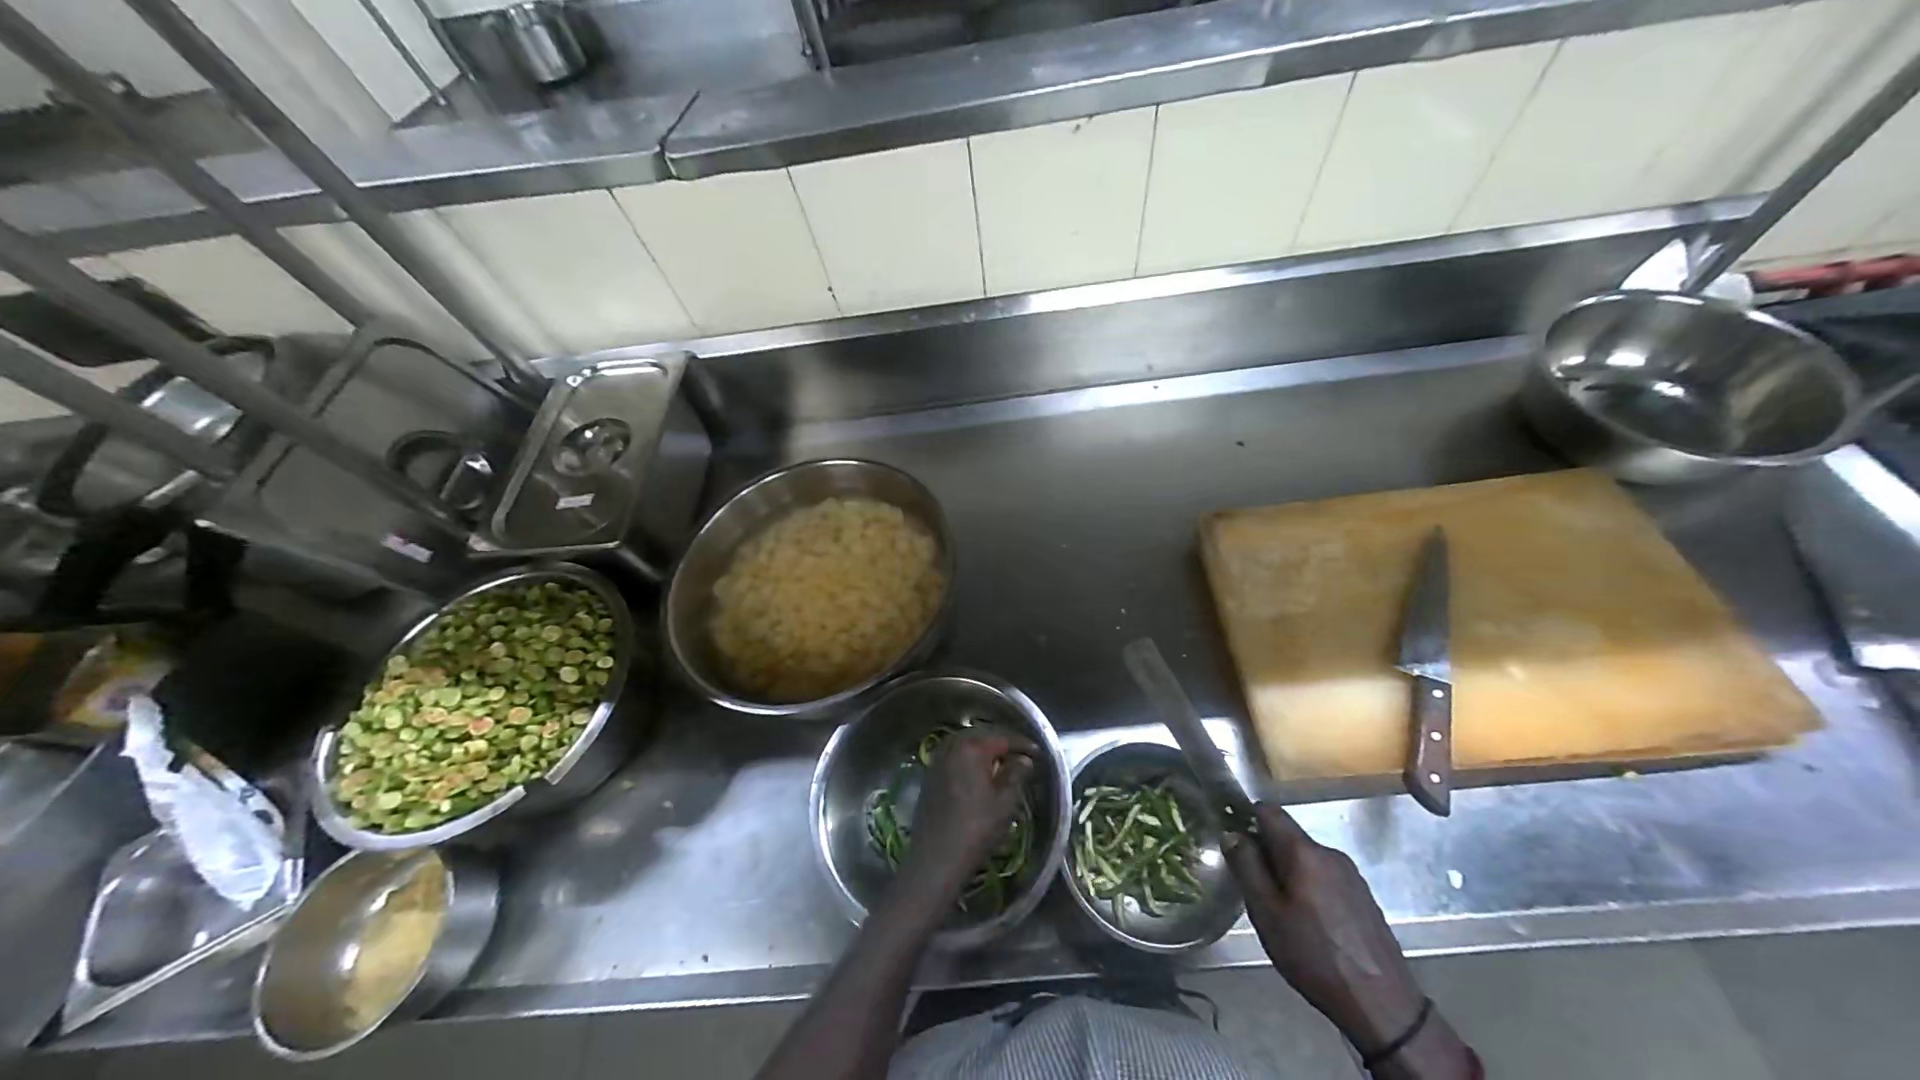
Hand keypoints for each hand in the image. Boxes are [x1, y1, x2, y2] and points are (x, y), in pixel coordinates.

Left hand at [900, 730, 1034, 896]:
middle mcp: (951, 748)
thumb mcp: (1005, 803)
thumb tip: (1023, 759)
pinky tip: (977, 774)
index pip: (1001, 738)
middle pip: (980, 737)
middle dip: (1001, 744)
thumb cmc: (977, 829)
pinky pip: (952, 758)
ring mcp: (937, 762)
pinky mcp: (929, 777)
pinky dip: (967, 760)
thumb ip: (1016, 775)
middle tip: (1020, 755)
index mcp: (971, 749)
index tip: (1037, 753)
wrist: (937, 858)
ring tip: (1000, 763)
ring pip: (964, 746)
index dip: (1021, 744)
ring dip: (982, 750)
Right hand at [1223, 802, 1426, 1057]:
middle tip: (1252, 886)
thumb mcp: (1267, 913)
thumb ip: (1246, 867)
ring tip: (1278, 909)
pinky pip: (1325, 876)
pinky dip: (1308, 886)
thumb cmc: (1314, 955)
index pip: (1269, 811)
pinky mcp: (1363, 896)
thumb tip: (1232, 834)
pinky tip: (1308, 921)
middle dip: (1266, 852)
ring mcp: (1351, 875)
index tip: (1235, 844)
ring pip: (1306, 858)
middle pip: (1288, 836)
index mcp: (1305, 852)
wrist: (1381, 1004)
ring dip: (1287, 871)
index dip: (1247, 819)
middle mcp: (1330, 853)